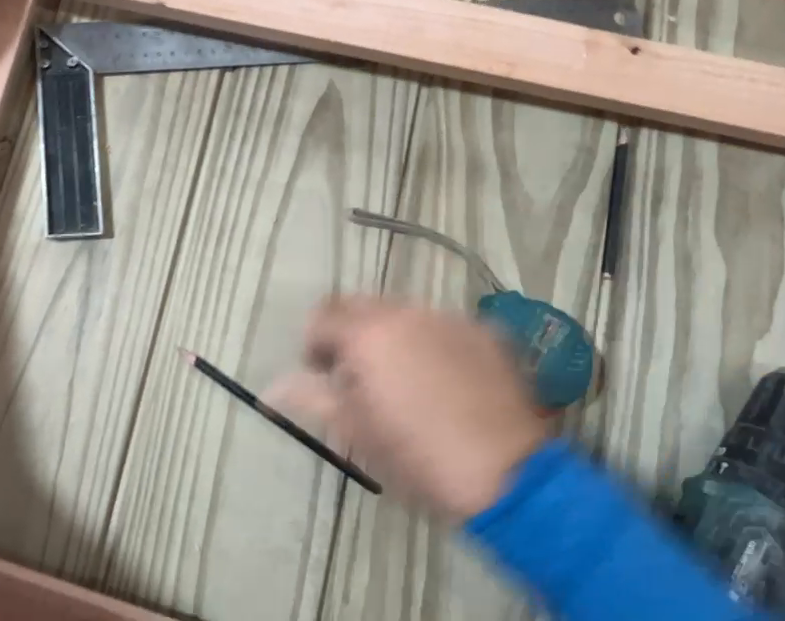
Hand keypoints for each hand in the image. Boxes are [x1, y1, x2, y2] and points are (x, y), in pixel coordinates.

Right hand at [268, 297, 548, 520]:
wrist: (512, 479)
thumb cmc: (421, 458)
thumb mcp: (357, 432)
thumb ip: (311, 398)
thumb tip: (271, 386)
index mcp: (367, 333)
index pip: (321, 316)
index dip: (314, 345)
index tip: (322, 377)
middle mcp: (406, 312)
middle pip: (361, 306)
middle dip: (351, 334)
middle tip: (358, 377)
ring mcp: (450, 318)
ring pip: (404, 313)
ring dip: (391, 336)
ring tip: (403, 380)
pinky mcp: (487, 333)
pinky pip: (443, 326)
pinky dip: (431, 343)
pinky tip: (443, 381)